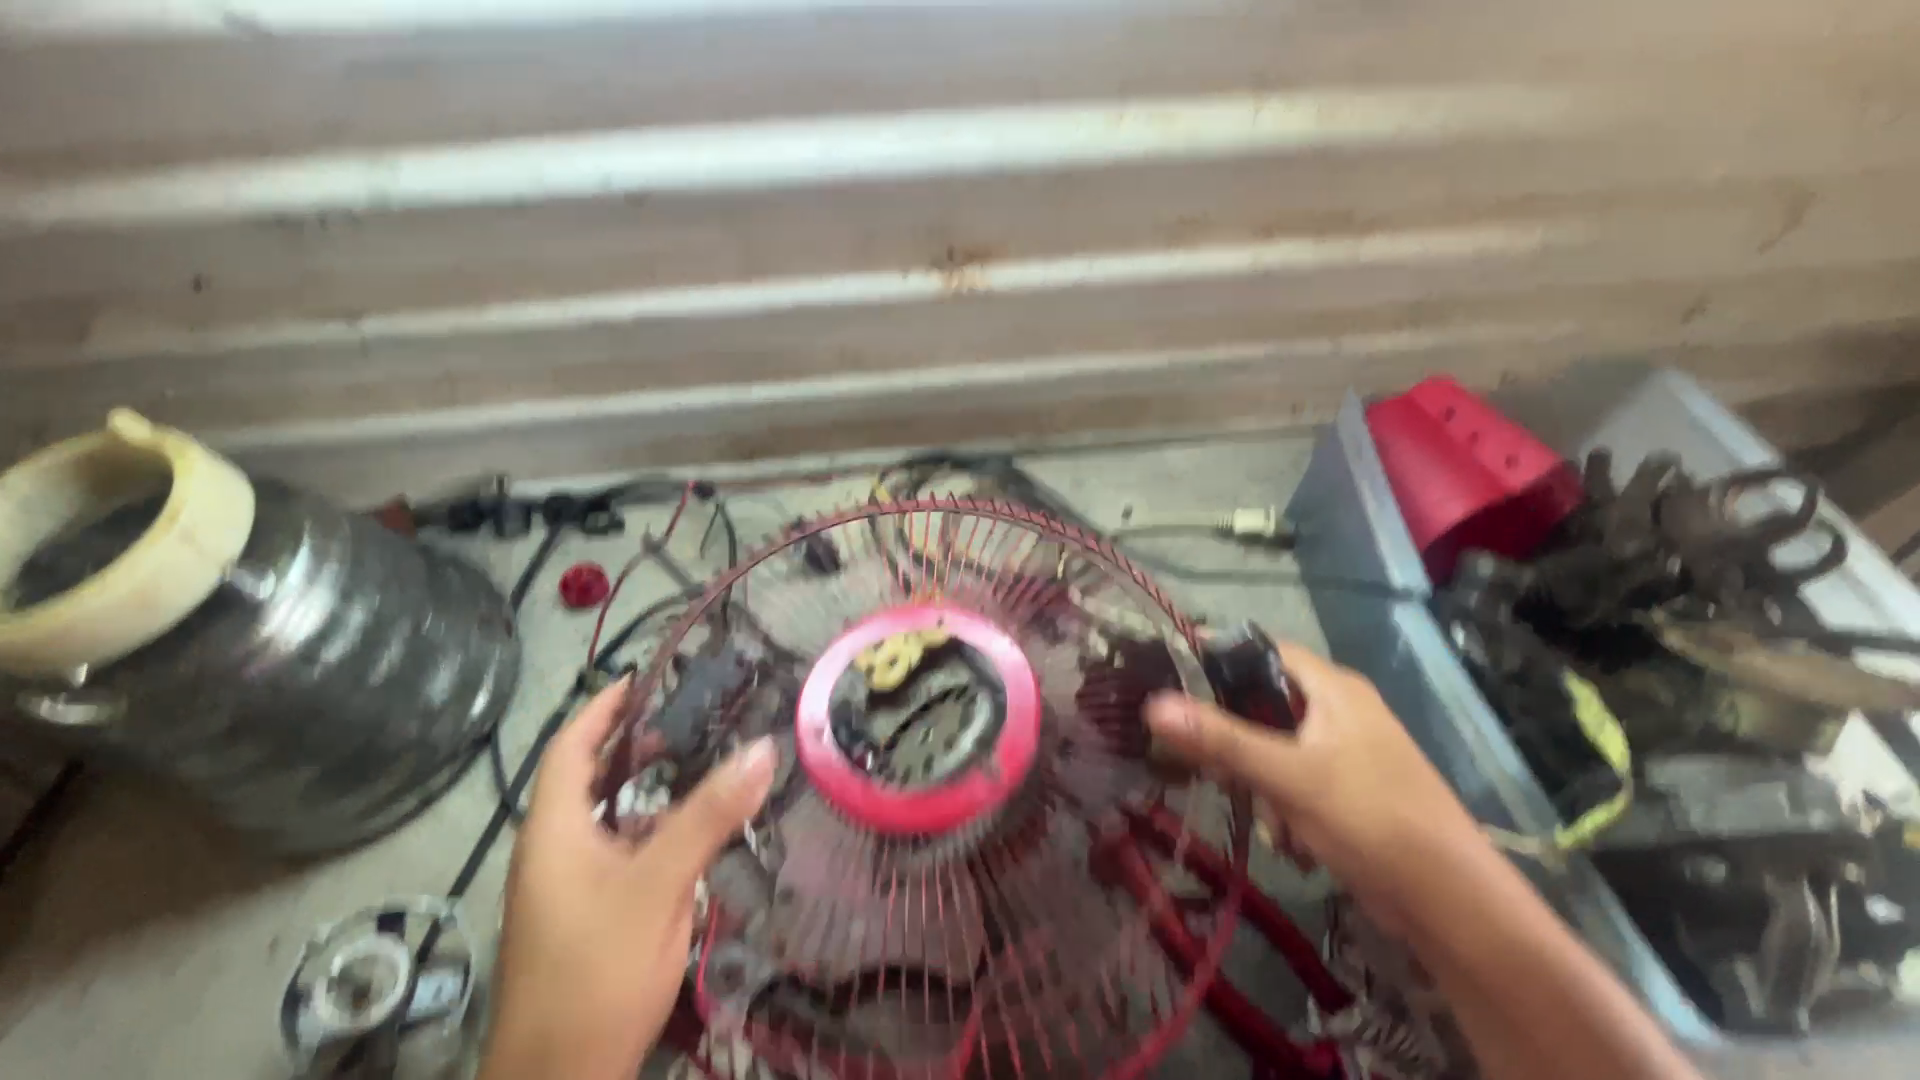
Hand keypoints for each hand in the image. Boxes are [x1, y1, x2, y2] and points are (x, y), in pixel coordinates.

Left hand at [479, 680, 776, 1079]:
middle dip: (637, 746)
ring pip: (612, 820)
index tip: (648, 676)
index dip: (605, 707)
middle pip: (591, 779)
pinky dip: (655, 832)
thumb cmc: (596, 971)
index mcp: (553, 830)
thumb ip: (708, 816)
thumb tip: (763, 747)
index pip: (570, 746)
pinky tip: (695, 837)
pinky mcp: (589, 916)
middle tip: (694, 717)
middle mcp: (554, 849)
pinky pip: (623, 854)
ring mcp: (570, 887)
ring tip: (706, 765)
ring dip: (651, 791)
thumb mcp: (658, 886)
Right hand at [1145, 643, 1484, 928]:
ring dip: (1261, 786)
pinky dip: (1285, 809)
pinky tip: (1290, 841)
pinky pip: (1297, 785)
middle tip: (1216, 772)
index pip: (1263, 652)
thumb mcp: (1287, 777)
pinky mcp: (1350, 792)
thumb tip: (1153, 704)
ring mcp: (1348, 753)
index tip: (1177, 690)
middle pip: (1264, 706)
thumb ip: (1219, 739)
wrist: (1448, 900)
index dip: (1219, 664)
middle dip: (1238, 745)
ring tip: (1269, 820)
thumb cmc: (1369, 819)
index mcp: (1333, 688)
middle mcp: (1340, 710)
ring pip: (1276, 752)